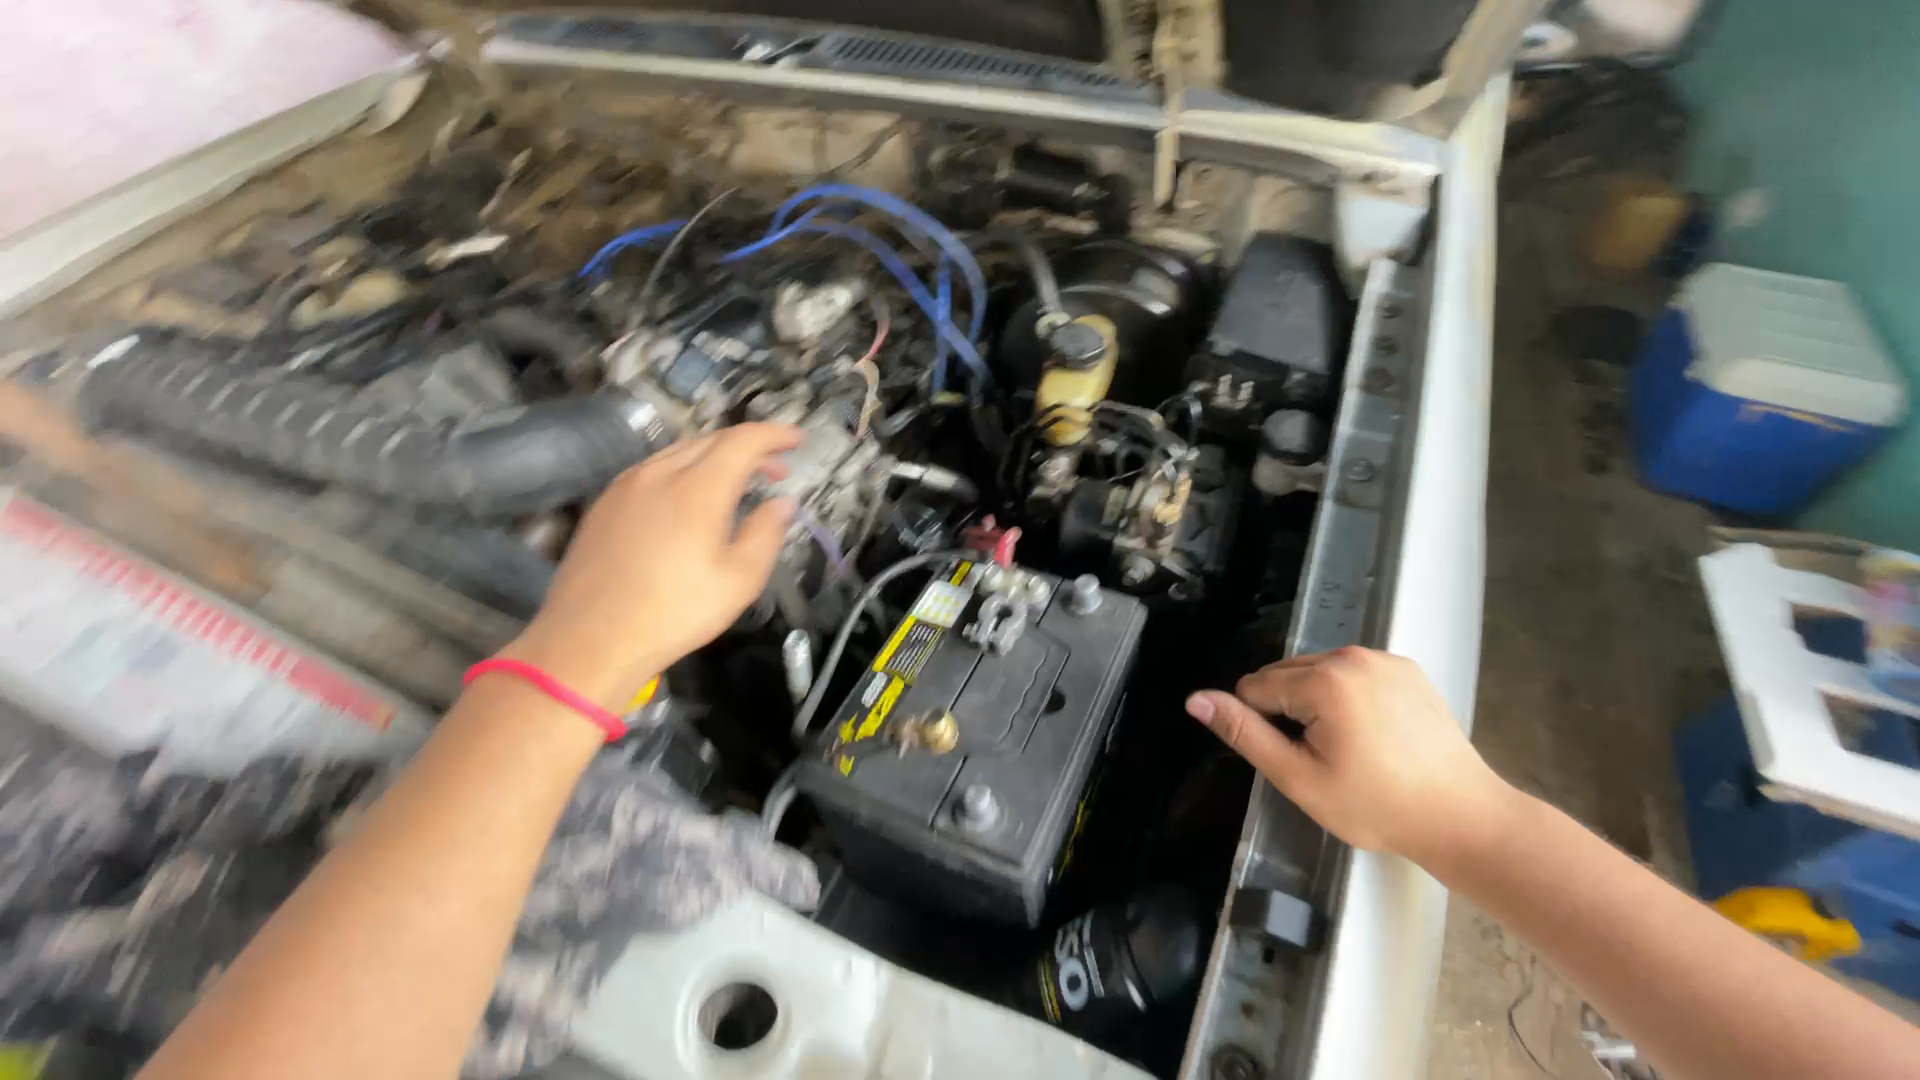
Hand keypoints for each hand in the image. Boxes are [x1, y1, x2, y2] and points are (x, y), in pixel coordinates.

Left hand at [502, 424, 801, 710]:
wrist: (590, 640)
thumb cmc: (674, 613)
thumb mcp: (739, 581)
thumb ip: (766, 533)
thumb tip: (783, 503)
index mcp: (697, 489)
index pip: (742, 441)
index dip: (774, 435)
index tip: (798, 439)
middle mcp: (659, 474)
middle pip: (711, 440)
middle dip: (749, 447)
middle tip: (776, 469)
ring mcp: (626, 485)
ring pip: (679, 451)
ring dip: (716, 457)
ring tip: (737, 482)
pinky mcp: (605, 503)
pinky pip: (653, 469)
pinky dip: (685, 469)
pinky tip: (690, 498)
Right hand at [1185, 647, 1516, 863]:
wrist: (1464, 818)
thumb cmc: (1375, 806)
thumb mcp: (1298, 777)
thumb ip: (1244, 733)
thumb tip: (1196, 699)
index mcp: (1324, 680)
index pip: (1255, 689)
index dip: (1266, 728)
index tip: (1302, 760)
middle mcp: (1351, 655)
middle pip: (1284, 675)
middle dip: (1289, 711)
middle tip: (1324, 757)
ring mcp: (1383, 658)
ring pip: (1315, 671)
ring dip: (1315, 702)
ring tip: (1350, 746)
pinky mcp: (1406, 667)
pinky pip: (1350, 671)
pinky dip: (1347, 695)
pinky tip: (1373, 732)